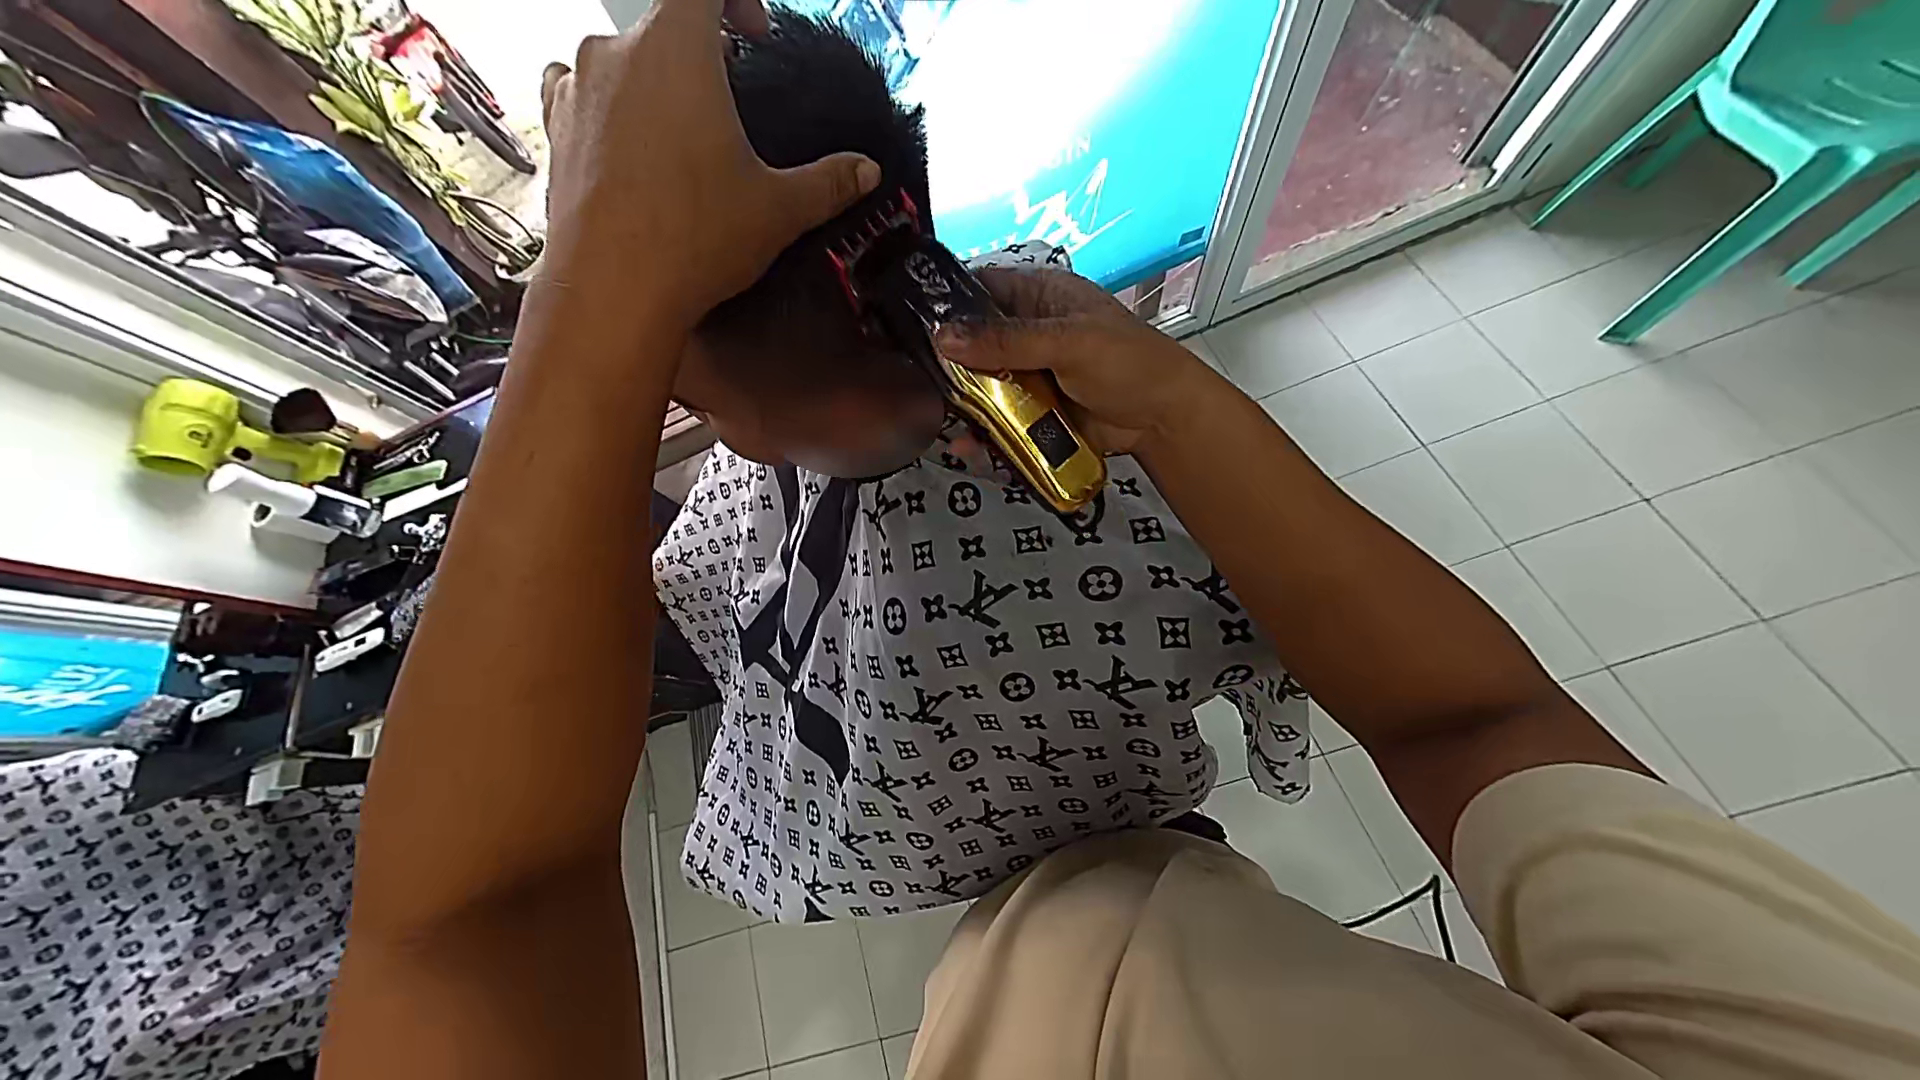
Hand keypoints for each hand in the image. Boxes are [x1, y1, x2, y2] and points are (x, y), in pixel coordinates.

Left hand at [538, 0, 879, 330]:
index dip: (738, 1)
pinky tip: (633, 152)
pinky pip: (581, 94)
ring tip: (683, 140)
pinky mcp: (554, 128)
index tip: (756, 36)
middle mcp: (616, 52)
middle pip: (664, 27)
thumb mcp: (779, 211)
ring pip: (622, 61)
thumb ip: (828, 183)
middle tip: (730, 107)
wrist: (616, 287)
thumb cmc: (693, 239)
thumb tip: (865, 172)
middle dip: (703, 57)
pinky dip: (611, 110)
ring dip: (656, 85)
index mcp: (678, 51)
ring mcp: (576, 87)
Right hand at [937, 266, 1219, 453]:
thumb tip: (943, 337)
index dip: (946, 299)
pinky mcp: (1032, 410)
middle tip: (909, 379)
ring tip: (931, 417)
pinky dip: (982, 431)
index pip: (982, 286)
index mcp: (1039, 297)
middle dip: (946, 361)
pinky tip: (964, 446)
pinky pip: (997, 417)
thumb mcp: (1067, 342)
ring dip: (960, 401)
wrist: (1161, 419)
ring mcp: (1028, 373)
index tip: (906, 319)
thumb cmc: (1125, 363)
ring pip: (981, 383)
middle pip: (973, 340)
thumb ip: (1007, 341)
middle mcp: (1027, 332)